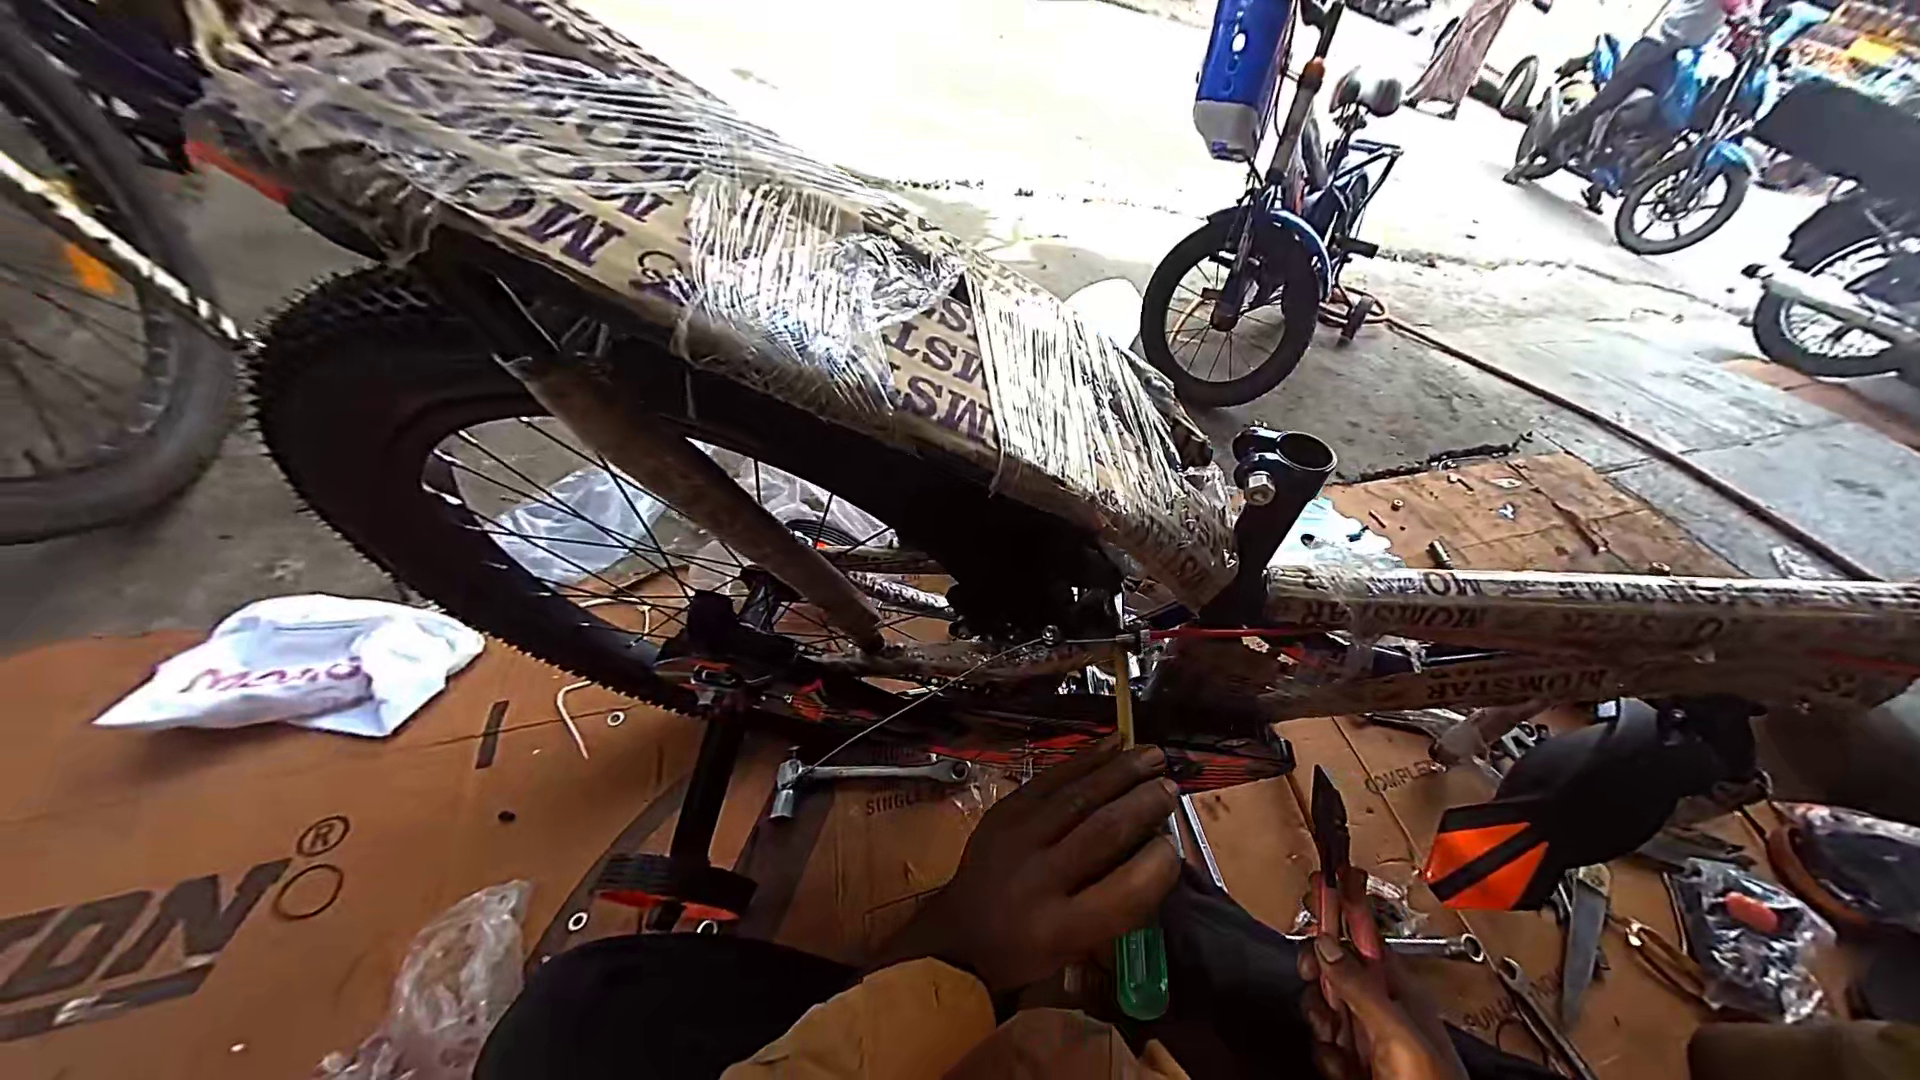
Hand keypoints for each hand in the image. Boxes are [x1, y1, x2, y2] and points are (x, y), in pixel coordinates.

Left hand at [869, 743, 1180, 992]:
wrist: (963, 929)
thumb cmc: (1029, 946)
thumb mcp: (1074, 946)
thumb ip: (1114, 902)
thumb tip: (1155, 845)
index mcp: (1060, 928)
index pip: (1121, 894)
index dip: (1155, 866)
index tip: (1173, 846)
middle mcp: (1038, 878)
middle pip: (1101, 833)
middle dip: (1141, 804)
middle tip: (1171, 787)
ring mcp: (1017, 837)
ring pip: (1078, 796)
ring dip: (1119, 771)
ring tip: (1151, 755)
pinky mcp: (1005, 810)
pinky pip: (1051, 778)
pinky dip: (1085, 759)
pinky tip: (1112, 744)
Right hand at [1298, 869, 1467, 1079]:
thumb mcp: (1400, 1037)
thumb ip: (1360, 986)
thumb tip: (1324, 943)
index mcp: (1400, 992)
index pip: (1365, 932)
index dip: (1346, 903)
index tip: (1331, 875)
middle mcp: (1382, 1008)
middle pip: (1332, 964)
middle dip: (1318, 975)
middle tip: (1317, 984)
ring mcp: (1368, 1037)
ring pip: (1322, 1003)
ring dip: (1320, 1019)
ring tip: (1337, 1043)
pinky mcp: (1354, 1065)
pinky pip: (1323, 1043)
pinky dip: (1326, 1055)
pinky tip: (1342, 1069)